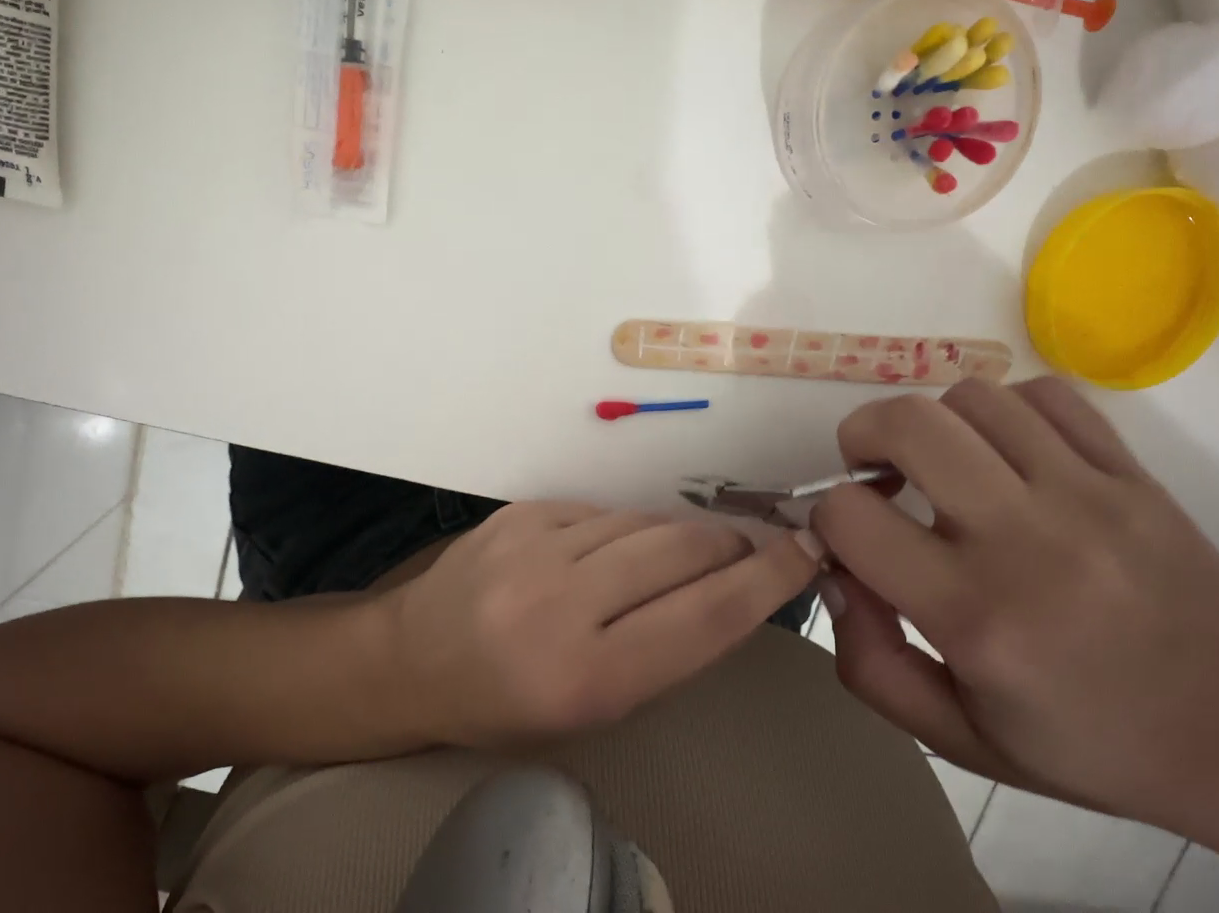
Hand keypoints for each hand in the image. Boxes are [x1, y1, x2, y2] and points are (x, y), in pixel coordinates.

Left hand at [387, 501, 819, 745]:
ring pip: (645, 523)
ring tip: (678, 555)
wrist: (412, 660)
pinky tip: (611, 551)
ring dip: (676, 537)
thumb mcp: (594, 709)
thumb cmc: (506, 705)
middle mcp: (560, 606)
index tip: (806, 553)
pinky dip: (622, 528)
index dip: (767, 581)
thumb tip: (734, 591)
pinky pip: (601, 510)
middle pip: (682, 553)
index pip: (704, 618)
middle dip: (730, 547)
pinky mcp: (518, 513)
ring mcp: (534, 549)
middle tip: (747, 551)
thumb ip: (666, 652)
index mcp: (587, 676)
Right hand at [810, 378, 1218, 885]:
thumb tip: (835, 573)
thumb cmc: (1092, 748)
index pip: (849, 516)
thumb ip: (868, 662)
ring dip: (933, 424)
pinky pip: (1049, 395)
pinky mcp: (1137, 474)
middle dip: (860, 438)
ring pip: (972, 396)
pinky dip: (1006, 412)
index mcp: (977, 617)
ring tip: (943, 467)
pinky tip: (1008, 457)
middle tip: (871, 475)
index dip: (827, 522)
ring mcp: (1091, 495)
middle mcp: (1028, 539)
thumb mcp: (957, 739)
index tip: (849, 544)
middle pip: (905, 423)